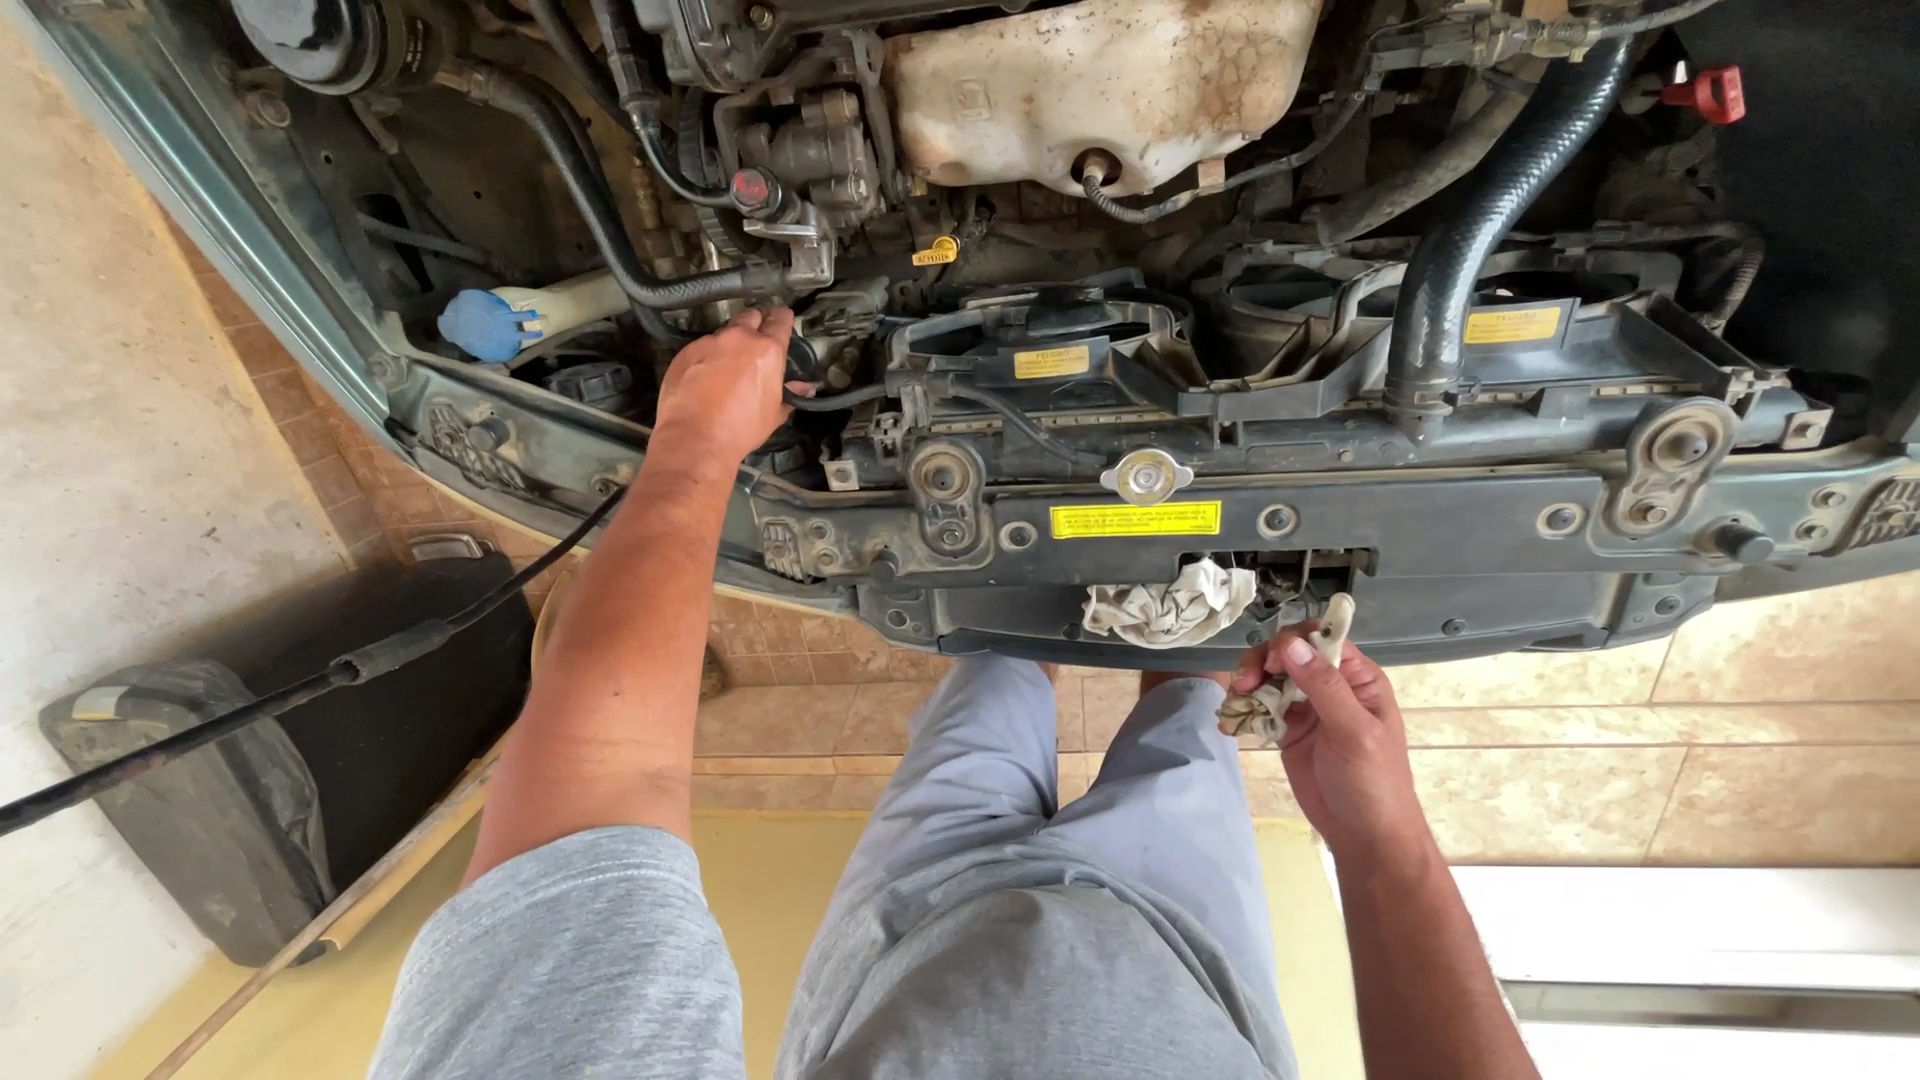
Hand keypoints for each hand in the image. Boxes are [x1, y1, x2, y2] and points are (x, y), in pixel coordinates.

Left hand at [651, 307, 810, 465]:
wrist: (695, 437)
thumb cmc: (742, 428)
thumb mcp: (774, 413)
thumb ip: (789, 394)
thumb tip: (803, 387)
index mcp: (767, 350)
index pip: (780, 320)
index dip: (783, 319)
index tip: (783, 320)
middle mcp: (739, 338)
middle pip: (750, 316)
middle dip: (756, 324)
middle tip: (756, 342)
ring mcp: (709, 342)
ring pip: (724, 332)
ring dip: (730, 343)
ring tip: (728, 365)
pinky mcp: (685, 352)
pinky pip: (702, 347)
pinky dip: (708, 356)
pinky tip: (706, 377)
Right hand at [1232, 627, 1433, 865]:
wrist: (1365, 837)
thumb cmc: (1372, 783)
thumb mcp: (1353, 732)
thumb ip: (1323, 685)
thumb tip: (1290, 644)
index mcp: (1357, 679)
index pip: (1322, 639)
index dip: (1292, 643)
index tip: (1273, 664)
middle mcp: (1331, 686)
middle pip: (1287, 654)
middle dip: (1261, 664)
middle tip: (1244, 684)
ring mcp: (1306, 708)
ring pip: (1268, 678)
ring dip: (1246, 685)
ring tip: (1233, 706)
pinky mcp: (1287, 729)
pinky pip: (1258, 708)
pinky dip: (1241, 712)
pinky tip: (1229, 727)